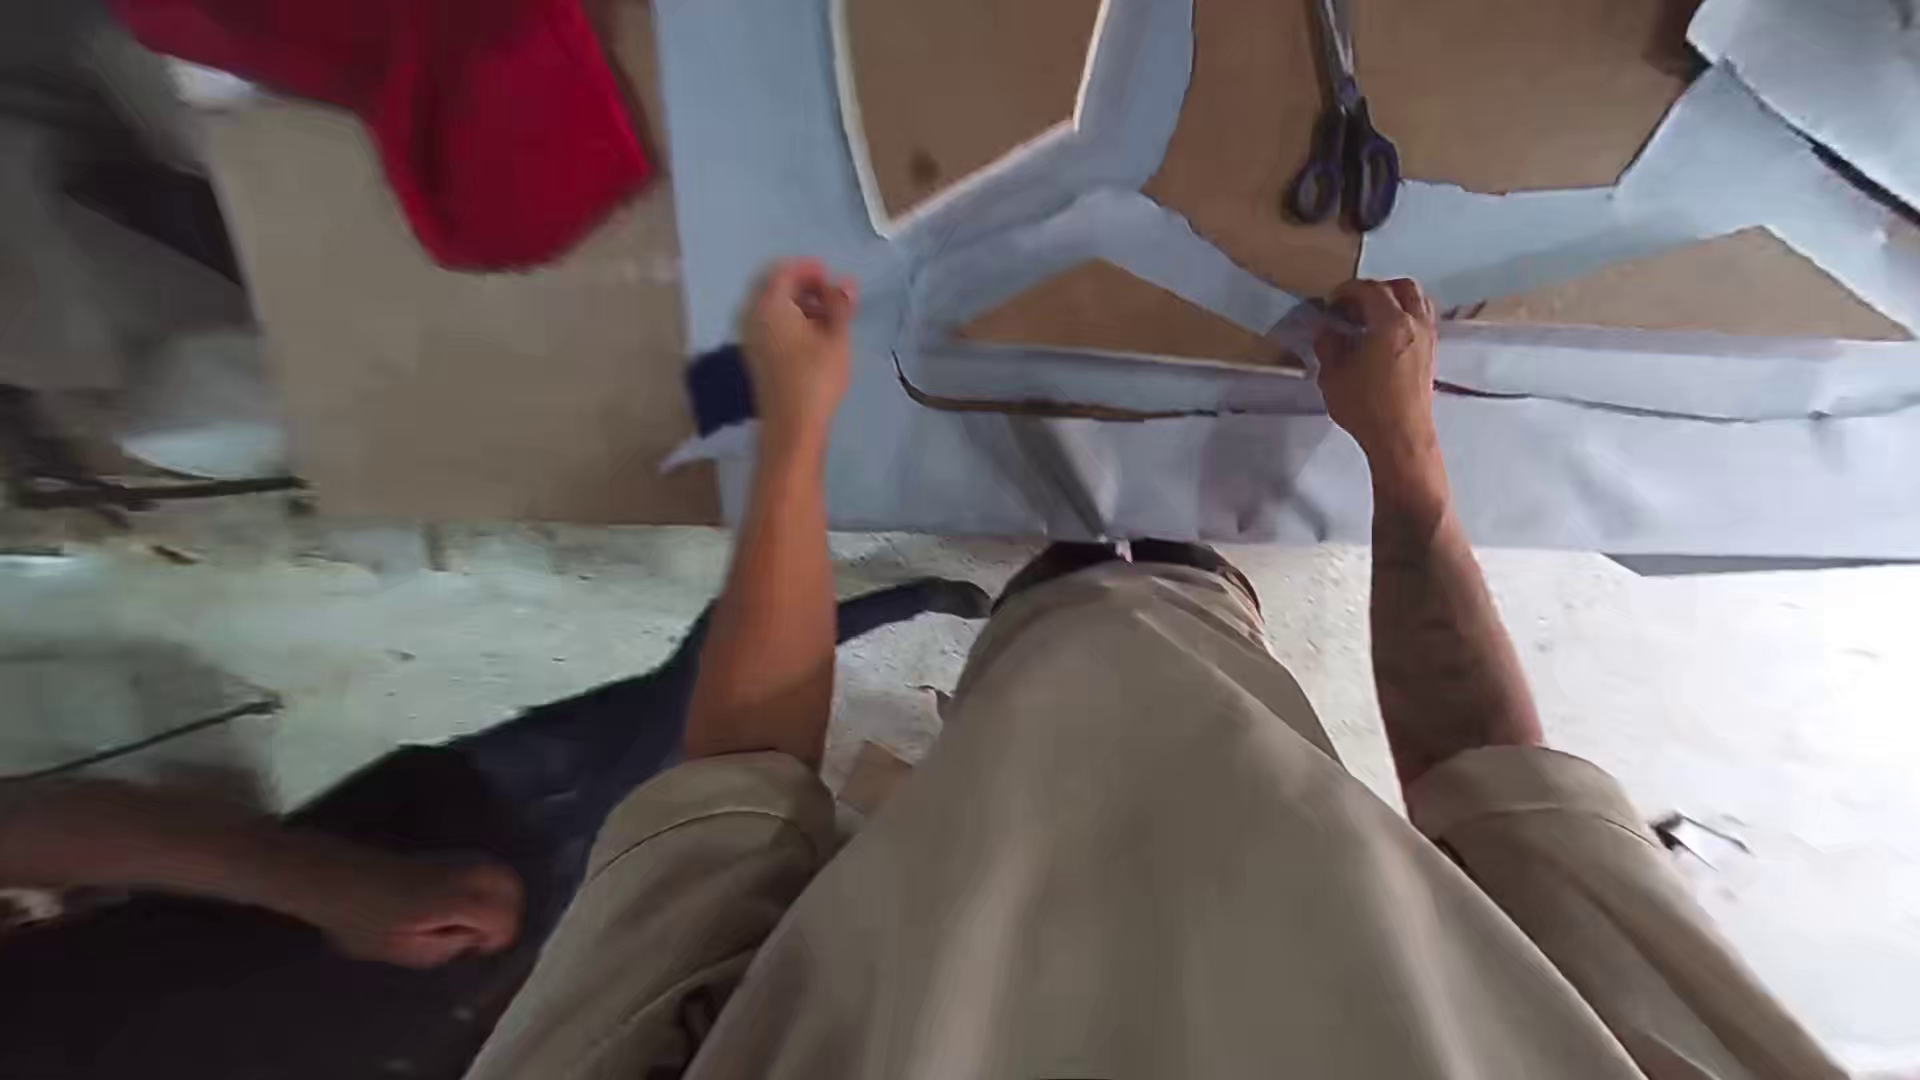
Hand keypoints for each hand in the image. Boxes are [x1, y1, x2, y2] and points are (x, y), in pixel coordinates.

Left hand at [290, 854, 524, 968]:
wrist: (345, 879)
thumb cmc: (364, 920)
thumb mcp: (398, 949)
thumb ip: (442, 948)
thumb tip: (473, 941)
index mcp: (455, 901)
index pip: (503, 913)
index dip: (500, 936)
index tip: (483, 951)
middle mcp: (470, 875)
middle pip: (513, 890)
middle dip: (510, 915)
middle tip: (487, 938)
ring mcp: (467, 860)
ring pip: (507, 876)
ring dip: (506, 899)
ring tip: (483, 922)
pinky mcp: (461, 856)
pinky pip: (495, 869)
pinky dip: (497, 886)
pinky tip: (476, 903)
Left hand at [739, 258, 857, 451]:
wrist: (792, 427)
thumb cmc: (816, 379)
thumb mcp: (836, 338)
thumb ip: (840, 305)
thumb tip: (846, 283)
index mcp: (769, 305)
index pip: (785, 272)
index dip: (810, 269)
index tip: (833, 277)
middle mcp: (752, 317)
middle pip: (777, 289)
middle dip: (806, 288)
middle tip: (834, 298)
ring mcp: (751, 339)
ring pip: (774, 310)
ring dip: (800, 307)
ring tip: (830, 320)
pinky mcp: (756, 358)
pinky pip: (772, 328)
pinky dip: (792, 324)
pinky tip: (814, 339)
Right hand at [1314, 278, 1443, 491]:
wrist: (1400, 434)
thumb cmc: (1365, 407)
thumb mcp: (1333, 376)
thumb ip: (1329, 347)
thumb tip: (1326, 331)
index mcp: (1390, 324)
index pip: (1370, 291)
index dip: (1347, 291)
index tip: (1331, 301)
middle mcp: (1416, 323)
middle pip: (1401, 287)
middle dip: (1375, 289)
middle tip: (1350, 305)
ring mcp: (1428, 337)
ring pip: (1416, 300)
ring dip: (1392, 300)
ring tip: (1368, 318)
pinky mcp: (1431, 352)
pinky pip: (1420, 318)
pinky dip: (1402, 315)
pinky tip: (1382, 335)